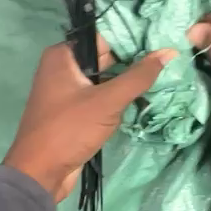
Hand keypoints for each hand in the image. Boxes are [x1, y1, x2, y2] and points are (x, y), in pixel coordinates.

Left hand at [2, 38, 176, 200]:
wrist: (41, 173)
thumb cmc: (70, 129)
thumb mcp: (108, 101)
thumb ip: (139, 76)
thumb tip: (169, 51)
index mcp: (63, 55)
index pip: (104, 37)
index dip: (132, 38)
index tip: (162, 39)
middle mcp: (62, 68)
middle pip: (106, 57)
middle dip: (134, 60)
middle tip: (169, 59)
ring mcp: (68, 91)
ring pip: (105, 79)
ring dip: (129, 82)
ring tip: (165, 76)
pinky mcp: (74, 111)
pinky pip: (101, 97)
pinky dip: (119, 98)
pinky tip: (143, 98)